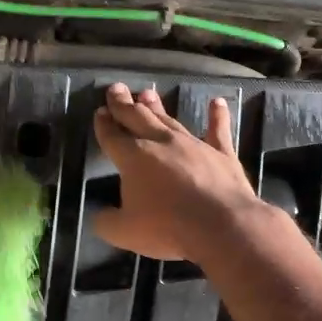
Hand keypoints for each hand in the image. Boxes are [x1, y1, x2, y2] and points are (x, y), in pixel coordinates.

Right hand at [91, 83, 269, 261]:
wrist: (222, 225)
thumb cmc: (168, 227)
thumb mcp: (124, 231)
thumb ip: (106, 221)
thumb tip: (100, 215)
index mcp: (133, 158)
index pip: (112, 136)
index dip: (103, 124)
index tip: (99, 112)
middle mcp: (160, 143)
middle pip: (137, 118)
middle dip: (123, 104)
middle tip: (116, 89)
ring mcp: (193, 145)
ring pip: (170, 120)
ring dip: (157, 106)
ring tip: (147, 92)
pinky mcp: (221, 153)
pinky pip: (218, 130)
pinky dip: (217, 116)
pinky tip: (217, 103)